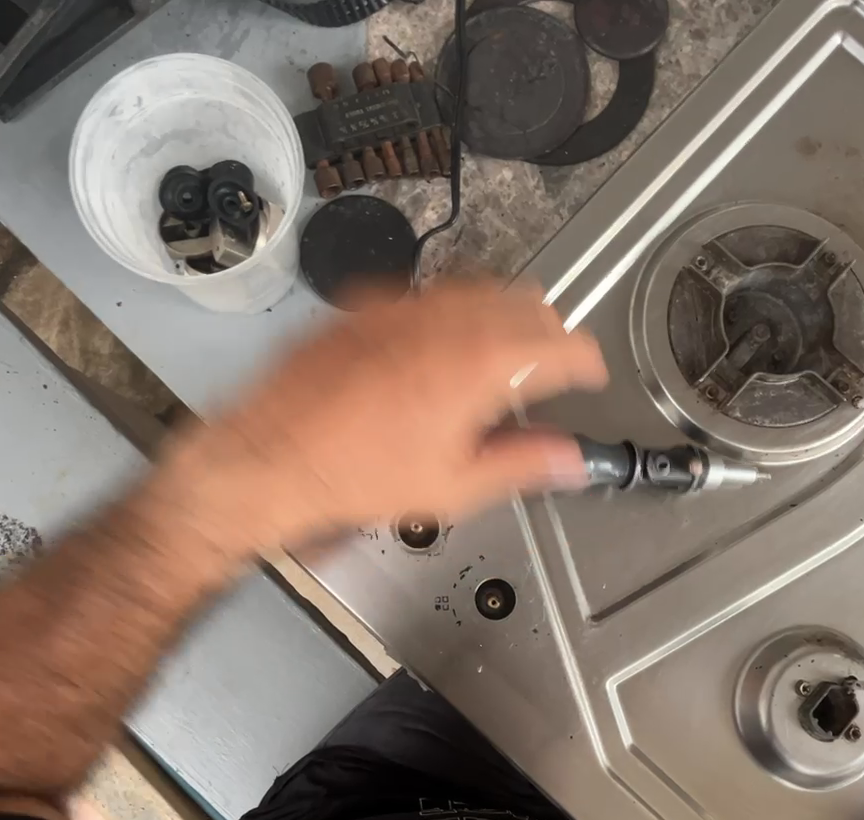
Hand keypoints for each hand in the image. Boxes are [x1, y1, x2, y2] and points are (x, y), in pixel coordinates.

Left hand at [160, 282, 606, 552]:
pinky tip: (442, 349)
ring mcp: (405, 307)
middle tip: (552, 369)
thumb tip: (572, 459)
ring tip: (503, 358)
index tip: (590, 375)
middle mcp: (447, 320)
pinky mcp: (369, 307)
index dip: (588, 362)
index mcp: (481, 364)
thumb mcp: (454, 485)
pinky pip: (432, 295)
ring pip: (482, 291)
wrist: (272, 456)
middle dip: (552, 334)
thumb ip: (525, 463)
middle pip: (530, 304)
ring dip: (506, 319)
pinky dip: (456, 316)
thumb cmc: (354, 475)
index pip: (564, 344)